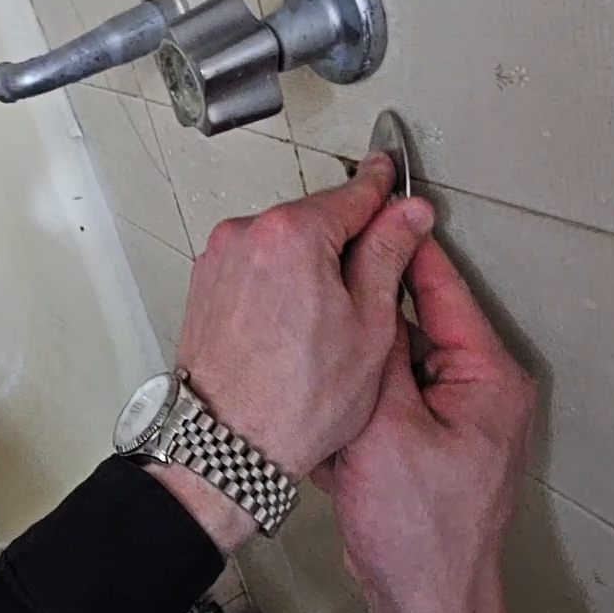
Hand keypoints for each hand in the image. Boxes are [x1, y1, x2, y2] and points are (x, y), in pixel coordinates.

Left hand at [150, 153, 433, 551]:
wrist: (226, 441)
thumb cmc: (297, 399)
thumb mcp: (369, 325)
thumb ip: (388, 255)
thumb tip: (408, 213)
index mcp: (291, 235)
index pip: (351, 194)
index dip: (380, 188)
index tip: (389, 171)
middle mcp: (245, 234)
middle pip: (313, 218)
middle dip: (345, 237)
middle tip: (371, 281)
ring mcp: (219, 258)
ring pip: (282, 241)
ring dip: (309, 260)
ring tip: (326, 319)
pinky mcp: (205, 282)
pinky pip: (255, 262)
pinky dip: (279, 277)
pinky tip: (292, 321)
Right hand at [312, 236, 537, 612]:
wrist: (422, 599)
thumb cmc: (422, 530)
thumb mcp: (388, 429)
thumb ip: (376, 354)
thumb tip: (367, 292)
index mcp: (484, 376)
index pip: (442, 288)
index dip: (405, 247)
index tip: (375, 209)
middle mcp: (472, 385)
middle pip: (412, 319)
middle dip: (363, 312)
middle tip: (324, 288)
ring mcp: (444, 409)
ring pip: (388, 356)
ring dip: (353, 358)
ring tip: (321, 361)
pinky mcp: (418, 431)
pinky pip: (380, 391)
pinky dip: (353, 394)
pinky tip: (330, 413)